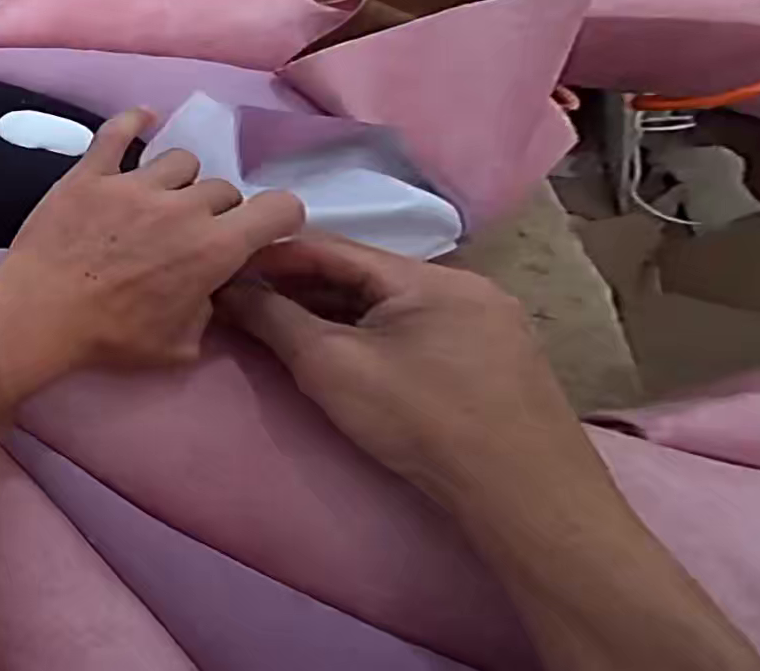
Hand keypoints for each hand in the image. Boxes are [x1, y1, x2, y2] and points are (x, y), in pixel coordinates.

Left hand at [0, 108, 305, 382]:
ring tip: (157, 200)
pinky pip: (117, 132)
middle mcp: (182, 207)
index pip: (278, 208)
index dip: (280, 216)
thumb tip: (209, 286)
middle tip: (188, 233)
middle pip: (221, 188)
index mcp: (213, 248)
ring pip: (180, 161)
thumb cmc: (110, 336)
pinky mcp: (91, 173)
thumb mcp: (180, 346)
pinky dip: (133, 122)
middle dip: (215, 211)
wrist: (41, 311)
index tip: (265, 227)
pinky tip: (143, 118)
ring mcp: (134, 184)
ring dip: (178, 180)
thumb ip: (208, 309)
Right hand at [217, 234, 606, 508]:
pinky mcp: (488, 359)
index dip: (273, 256)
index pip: (330, 248)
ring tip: (277, 321)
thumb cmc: (422, 422)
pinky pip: (407, 327)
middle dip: (296, 285)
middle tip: (246, 297)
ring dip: (326, 309)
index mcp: (429, 278)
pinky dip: (362, 331)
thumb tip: (227, 289)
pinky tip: (332, 346)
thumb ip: (271, 317)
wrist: (532, 511)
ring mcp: (481, 324)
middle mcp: (461, 288)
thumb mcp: (329, 363)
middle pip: (357, 274)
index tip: (229, 267)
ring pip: (381, 302)